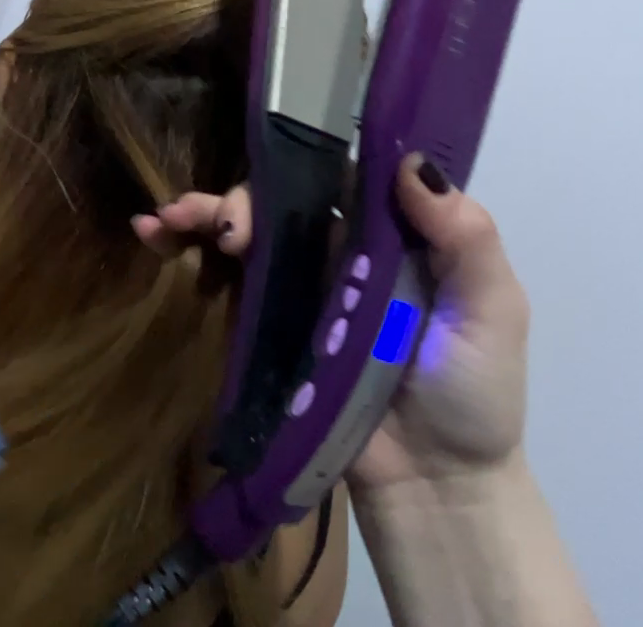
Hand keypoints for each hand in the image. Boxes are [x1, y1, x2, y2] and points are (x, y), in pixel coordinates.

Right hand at [132, 154, 529, 490]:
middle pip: (275, 199)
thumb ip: (465, 238)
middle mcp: (335, 249)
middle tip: (226, 231)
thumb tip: (409, 162)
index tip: (272, 182)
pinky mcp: (261, 318)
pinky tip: (151, 234)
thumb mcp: (491, 311)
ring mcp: (293, 284)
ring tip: (166, 220)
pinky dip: (180, 246)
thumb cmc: (472, 392)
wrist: (428, 479)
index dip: (298, 167)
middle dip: (237, 199)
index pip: (334, 178)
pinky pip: (218, 271)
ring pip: (239, 227)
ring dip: (199, 212)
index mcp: (388, 236)